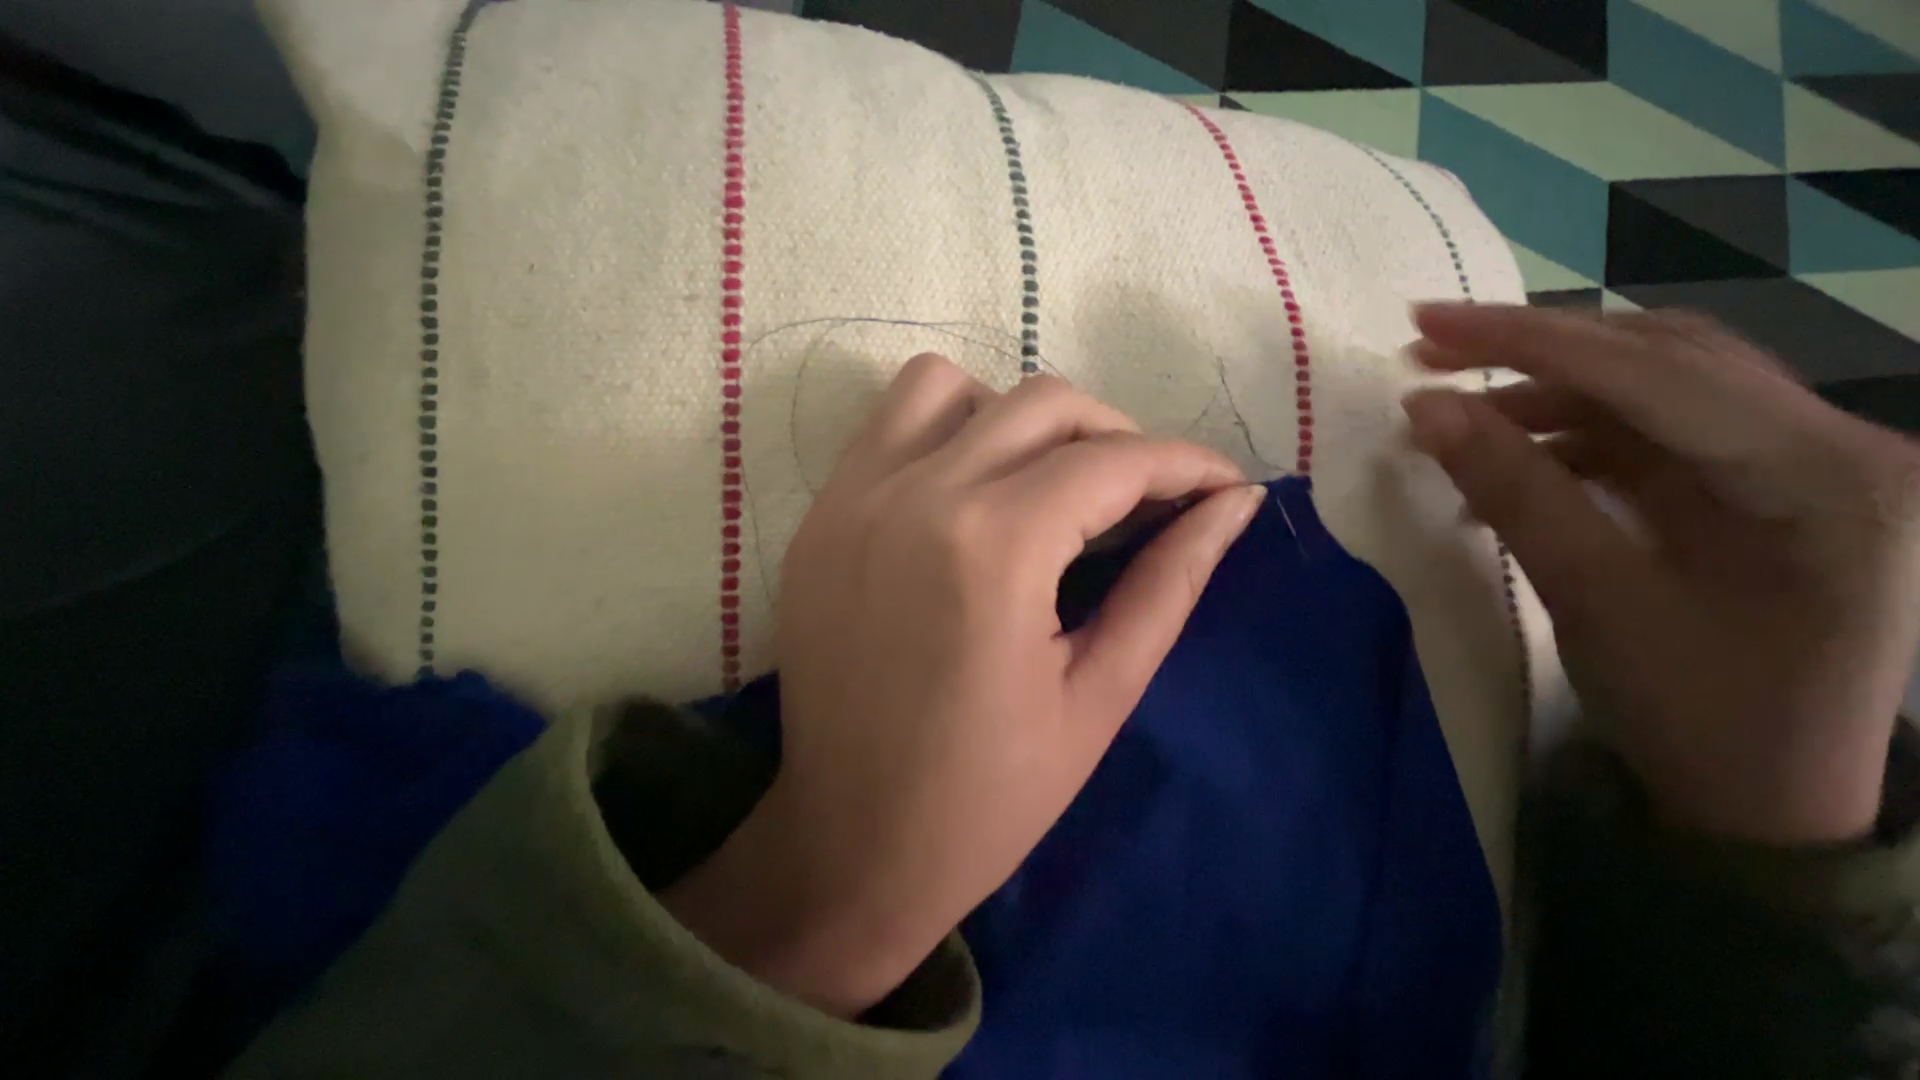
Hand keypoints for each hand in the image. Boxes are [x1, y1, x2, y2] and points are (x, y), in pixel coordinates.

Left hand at [665, 354, 1262, 1015]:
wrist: (851, 846)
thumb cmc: (989, 797)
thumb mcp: (1099, 693)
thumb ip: (1170, 583)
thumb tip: (1234, 504)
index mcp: (993, 546)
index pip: (1112, 461)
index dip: (1185, 464)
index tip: (1225, 485)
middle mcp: (914, 494)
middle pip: (1042, 403)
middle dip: (1116, 436)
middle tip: (1147, 499)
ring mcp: (852, 498)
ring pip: (950, 387)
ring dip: (1018, 417)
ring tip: (1050, 485)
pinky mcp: (818, 518)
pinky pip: (888, 427)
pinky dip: (945, 431)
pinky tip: (975, 495)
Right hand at [1404, 303, 1919, 845]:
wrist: (1764, 803)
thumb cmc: (1696, 714)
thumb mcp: (1593, 599)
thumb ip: (1513, 489)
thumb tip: (1425, 407)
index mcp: (1826, 475)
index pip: (1659, 371)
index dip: (1528, 340)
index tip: (1424, 322)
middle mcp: (1836, 445)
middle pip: (1667, 357)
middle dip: (1537, 348)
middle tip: (1428, 349)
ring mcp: (1803, 464)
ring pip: (1659, 386)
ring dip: (1549, 389)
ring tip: (1455, 409)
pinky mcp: (1762, 488)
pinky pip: (1656, 432)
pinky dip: (1572, 433)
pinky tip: (1510, 454)